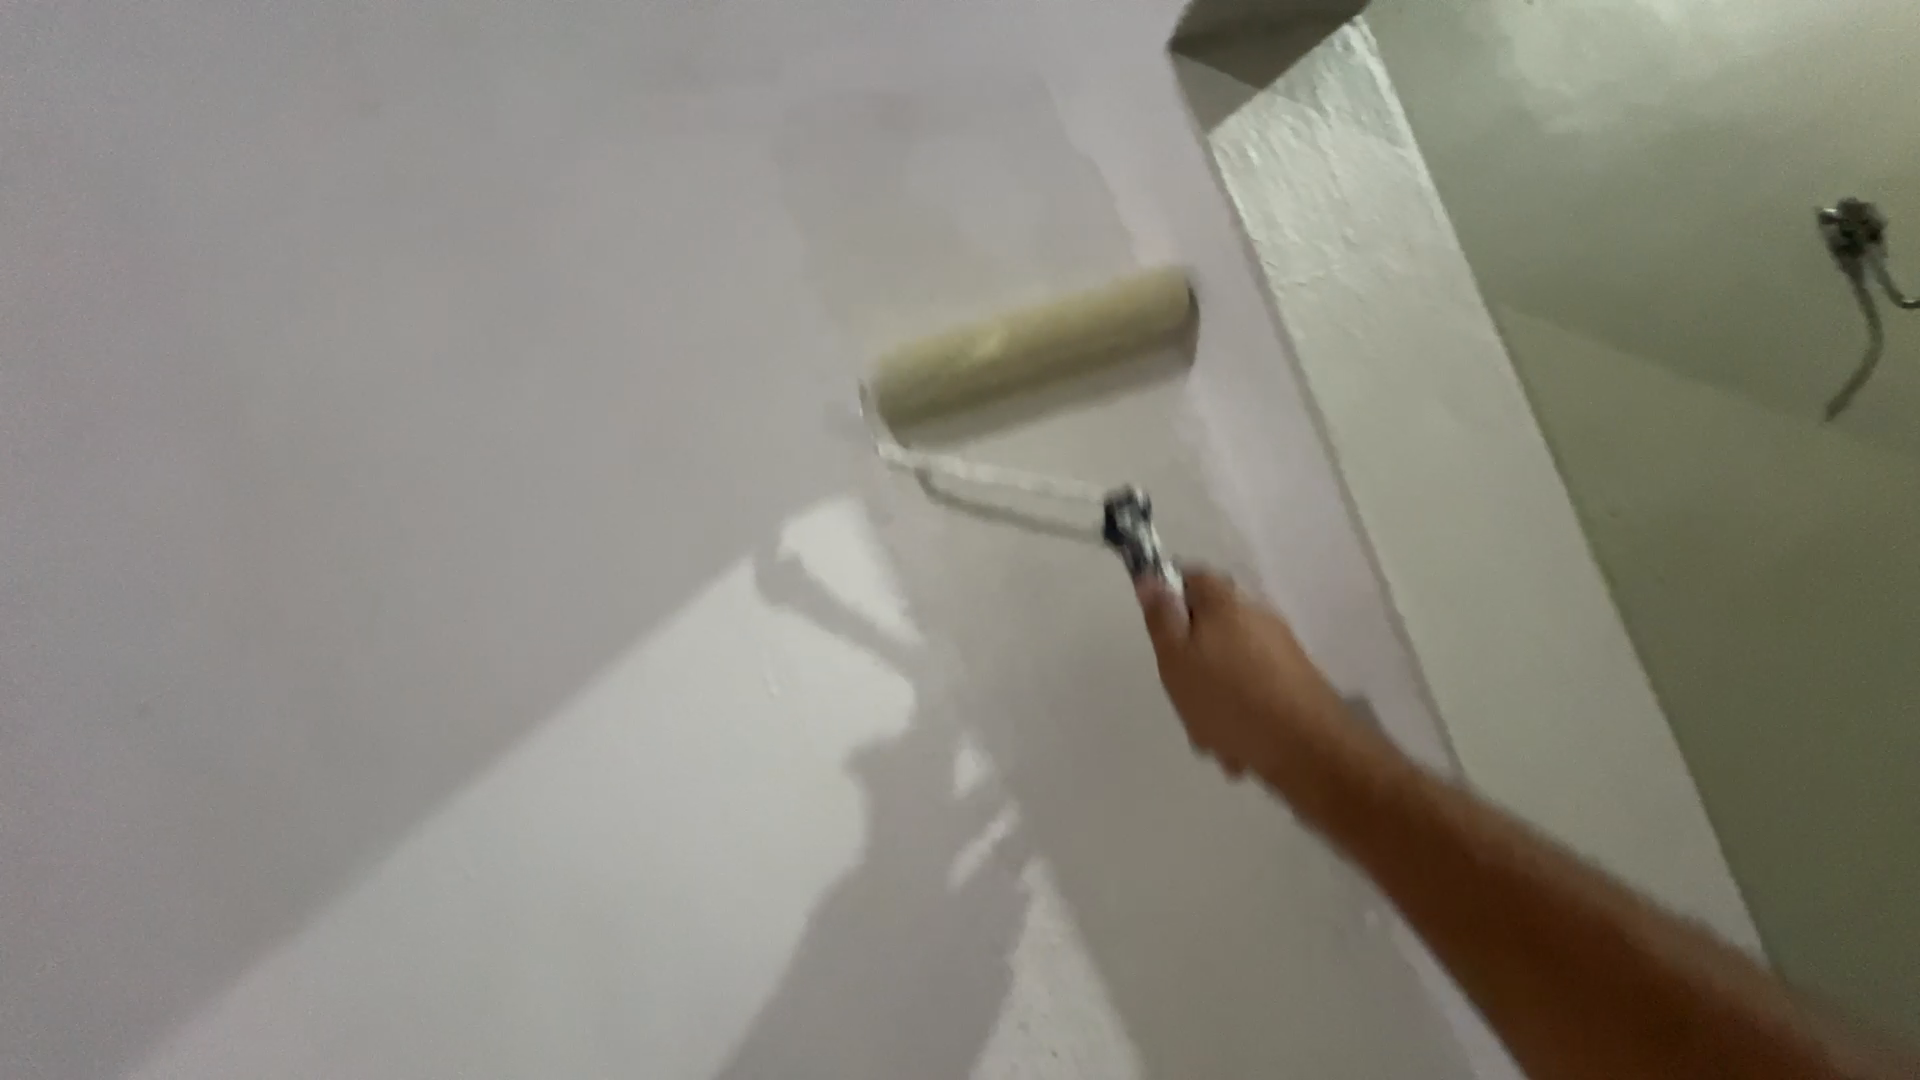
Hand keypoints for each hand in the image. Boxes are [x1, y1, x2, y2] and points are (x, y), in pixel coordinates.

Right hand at [1136, 570, 1348, 779]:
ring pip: (1231, 663)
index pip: (1192, 577)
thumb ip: (1161, 617)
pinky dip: (1240, 711)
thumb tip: (1150, 577)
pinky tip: (1236, 747)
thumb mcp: (1175, 658)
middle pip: (1210, 626)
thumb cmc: (1228, 699)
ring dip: (1214, 694)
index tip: (1160, 632)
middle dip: (1191, 659)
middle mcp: (1258, 616)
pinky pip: (1254, 689)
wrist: (1307, 749)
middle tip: (1181, 692)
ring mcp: (1281, 650)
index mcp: (1226, 603)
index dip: (1169, 598)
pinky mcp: (1297, 682)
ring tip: (1210, 734)